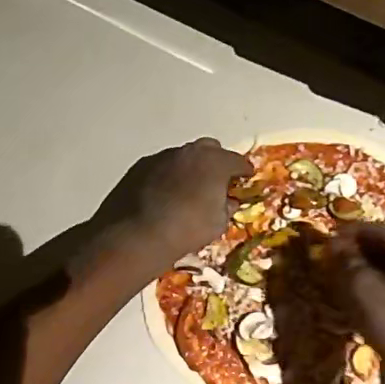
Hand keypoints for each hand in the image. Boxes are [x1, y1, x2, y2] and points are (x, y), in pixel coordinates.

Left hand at [103, 138, 250, 261]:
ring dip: (190, 168)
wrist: (138, 234)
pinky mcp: (141, 166)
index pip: (237, 161)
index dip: (243, 170)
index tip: (246, 177)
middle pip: (210, 148)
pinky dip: (168, 176)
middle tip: (217, 180)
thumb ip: (226, 207)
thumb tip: (229, 202)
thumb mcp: (217, 223)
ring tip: (188, 189)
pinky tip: (165, 194)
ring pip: (183, 156)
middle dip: (216, 161)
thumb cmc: (187, 229)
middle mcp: (190, 152)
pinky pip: (162, 167)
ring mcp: (163, 156)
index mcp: (215, 162)